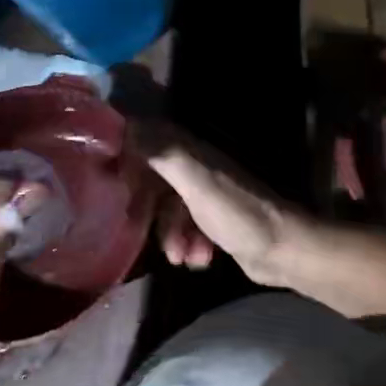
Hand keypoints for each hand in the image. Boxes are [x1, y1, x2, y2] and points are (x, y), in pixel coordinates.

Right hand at [139, 124, 301, 284]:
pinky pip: (186, 229)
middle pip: (154, 177)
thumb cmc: (237, 213)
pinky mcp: (215, 221)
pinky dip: (187, 245)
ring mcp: (207, 195)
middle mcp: (198, 167)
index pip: (147, 137)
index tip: (103, 173)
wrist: (283, 250)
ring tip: (178, 255)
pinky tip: (197, 260)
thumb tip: (126, 126)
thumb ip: (163, 154)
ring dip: (168, 233)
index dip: (124, 151)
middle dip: (143, 203)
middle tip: (133, 224)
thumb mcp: (196, 182)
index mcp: (192, 151)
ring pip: (168, 209)